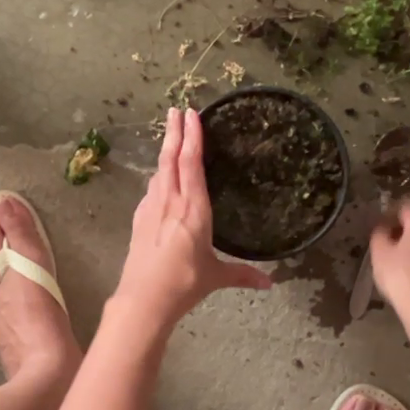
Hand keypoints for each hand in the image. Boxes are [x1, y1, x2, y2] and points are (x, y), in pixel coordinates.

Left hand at [113, 108, 273, 326]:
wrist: (143, 299)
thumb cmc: (184, 284)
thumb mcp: (216, 277)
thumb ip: (242, 275)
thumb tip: (269, 283)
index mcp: (193, 209)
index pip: (192, 164)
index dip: (192, 137)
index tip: (192, 114)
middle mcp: (170, 202)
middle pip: (171, 159)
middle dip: (174, 132)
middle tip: (176, 110)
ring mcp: (151, 209)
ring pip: (159, 171)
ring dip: (165, 151)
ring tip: (170, 137)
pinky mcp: (139, 220)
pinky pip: (151, 189)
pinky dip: (158, 176)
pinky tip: (160, 178)